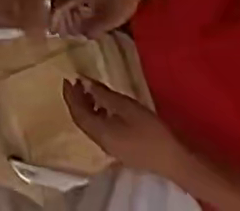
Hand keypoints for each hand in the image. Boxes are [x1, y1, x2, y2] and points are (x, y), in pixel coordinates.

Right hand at [49, 0, 146, 37]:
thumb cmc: (119, 0)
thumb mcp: (107, 20)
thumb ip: (90, 29)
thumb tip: (80, 35)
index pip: (57, 5)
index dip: (53, 19)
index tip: (52, 31)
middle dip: (59, 15)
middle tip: (62, 29)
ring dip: (68, 9)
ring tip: (73, 23)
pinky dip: (76, 3)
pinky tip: (83, 11)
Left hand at [63, 77, 187, 176]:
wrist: (174, 160)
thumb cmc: (149, 130)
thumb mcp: (126, 107)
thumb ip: (103, 94)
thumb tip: (83, 80)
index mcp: (100, 133)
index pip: (77, 114)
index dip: (69, 96)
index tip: (66, 78)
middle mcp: (101, 143)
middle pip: (82, 120)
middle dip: (76, 100)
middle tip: (76, 81)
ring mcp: (111, 148)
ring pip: (91, 125)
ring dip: (87, 106)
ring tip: (89, 89)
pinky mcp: (121, 149)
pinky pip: (101, 129)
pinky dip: (97, 114)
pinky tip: (104, 105)